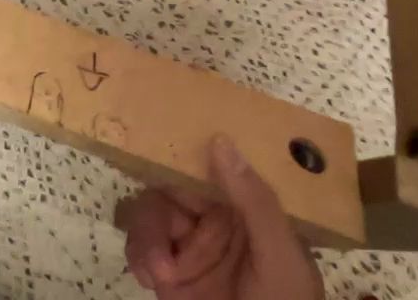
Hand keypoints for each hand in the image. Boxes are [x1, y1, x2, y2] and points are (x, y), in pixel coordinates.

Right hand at [117, 136, 322, 299]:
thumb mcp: (282, 263)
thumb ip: (256, 204)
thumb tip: (220, 139)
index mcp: (248, 211)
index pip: (210, 168)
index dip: (185, 151)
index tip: (157, 138)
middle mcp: (214, 221)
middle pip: (168, 187)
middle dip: (156, 209)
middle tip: (157, 238)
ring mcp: (188, 245)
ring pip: (148, 212)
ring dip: (145, 239)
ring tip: (157, 275)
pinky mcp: (166, 269)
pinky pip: (137, 243)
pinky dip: (136, 256)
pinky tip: (149, 280)